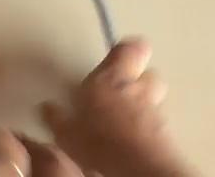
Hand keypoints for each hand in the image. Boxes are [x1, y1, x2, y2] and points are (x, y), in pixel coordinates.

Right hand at [41, 40, 192, 176]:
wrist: (137, 169)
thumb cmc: (100, 141)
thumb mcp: (66, 131)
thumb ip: (56, 116)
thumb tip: (47, 108)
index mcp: (111, 78)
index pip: (129, 49)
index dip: (126, 50)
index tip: (118, 54)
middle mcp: (136, 90)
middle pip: (148, 74)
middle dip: (139, 80)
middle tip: (123, 88)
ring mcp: (155, 113)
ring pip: (154, 100)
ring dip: (143, 106)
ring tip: (126, 121)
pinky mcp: (167, 136)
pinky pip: (157, 125)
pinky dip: (147, 129)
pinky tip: (133, 141)